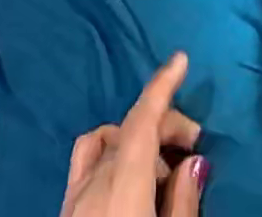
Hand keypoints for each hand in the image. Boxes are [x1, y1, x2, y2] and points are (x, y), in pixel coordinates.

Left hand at [59, 52, 207, 216]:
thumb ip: (182, 201)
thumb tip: (194, 162)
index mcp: (122, 182)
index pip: (142, 120)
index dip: (161, 86)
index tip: (180, 58)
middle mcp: (95, 177)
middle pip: (130, 130)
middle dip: (164, 125)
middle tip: (195, 143)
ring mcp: (75, 189)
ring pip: (110, 143)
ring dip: (139, 141)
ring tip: (168, 165)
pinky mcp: (66, 203)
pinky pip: (88, 157)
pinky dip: (110, 149)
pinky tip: (127, 168)